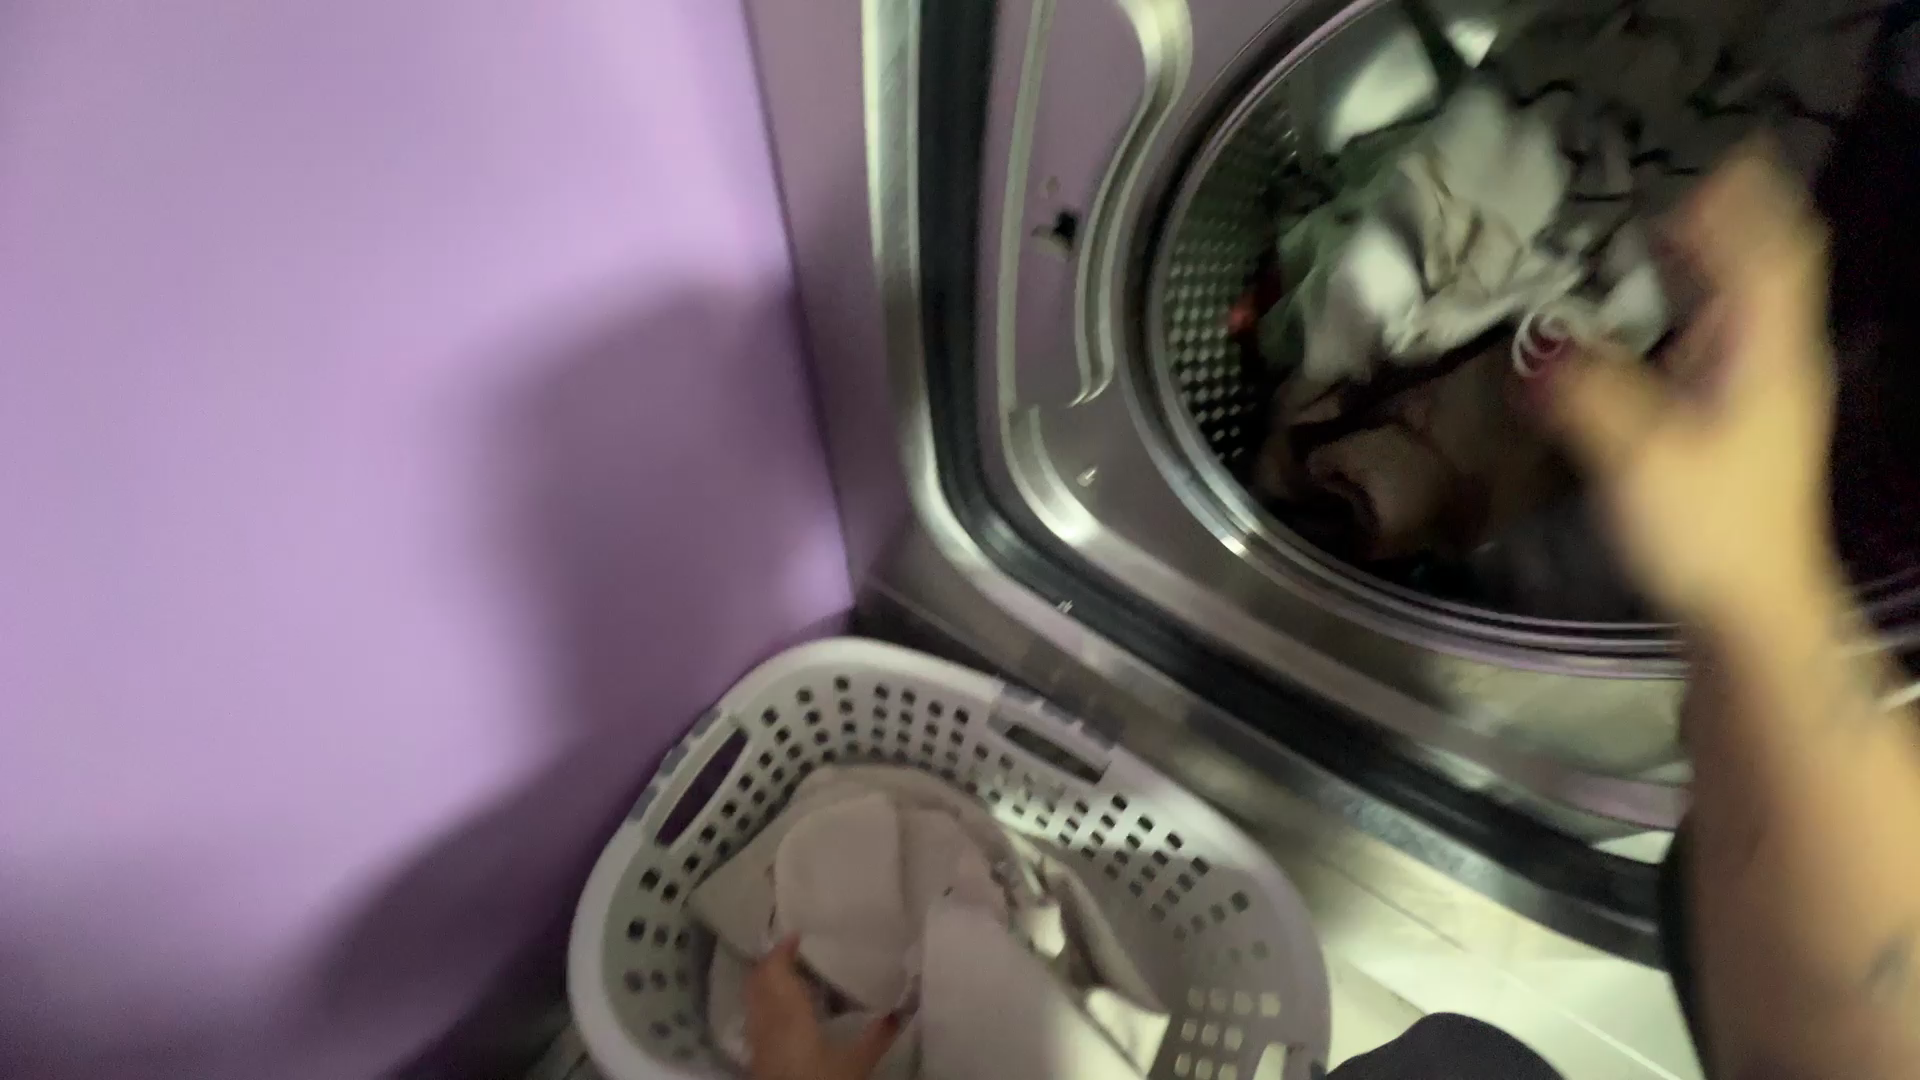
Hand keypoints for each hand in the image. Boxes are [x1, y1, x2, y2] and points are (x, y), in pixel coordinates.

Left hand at [744, 937, 899, 1079]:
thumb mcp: (856, 1064)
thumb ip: (879, 1034)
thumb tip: (905, 1008)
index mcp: (789, 1014)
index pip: (775, 969)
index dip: (782, 948)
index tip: (799, 933)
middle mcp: (766, 1022)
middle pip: (757, 979)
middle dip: (772, 960)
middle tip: (795, 948)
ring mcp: (757, 1042)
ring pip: (752, 998)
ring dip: (766, 980)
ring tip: (791, 973)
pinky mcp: (755, 1059)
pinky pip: (754, 1017)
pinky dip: (765, 1002)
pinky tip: (786, 1009)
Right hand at [1537, 142, 1839, 628]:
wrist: (1746, 596)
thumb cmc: (1701, 524)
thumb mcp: (1637, 456)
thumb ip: (1586, 396)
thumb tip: (1534, 345)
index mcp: (1760, 358)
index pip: (1764, 261)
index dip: (1740, 211)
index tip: (1710, 164)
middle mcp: (1769, 363)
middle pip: (1762, 272)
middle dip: (1729, 225)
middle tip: (1683, 188)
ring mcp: (1753, 393)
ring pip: (1742, 305)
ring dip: (1711, 263)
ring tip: (1672, 230)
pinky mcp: (1729, 421)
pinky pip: (1717, 340)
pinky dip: (1692, 308)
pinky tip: (1662, 314)